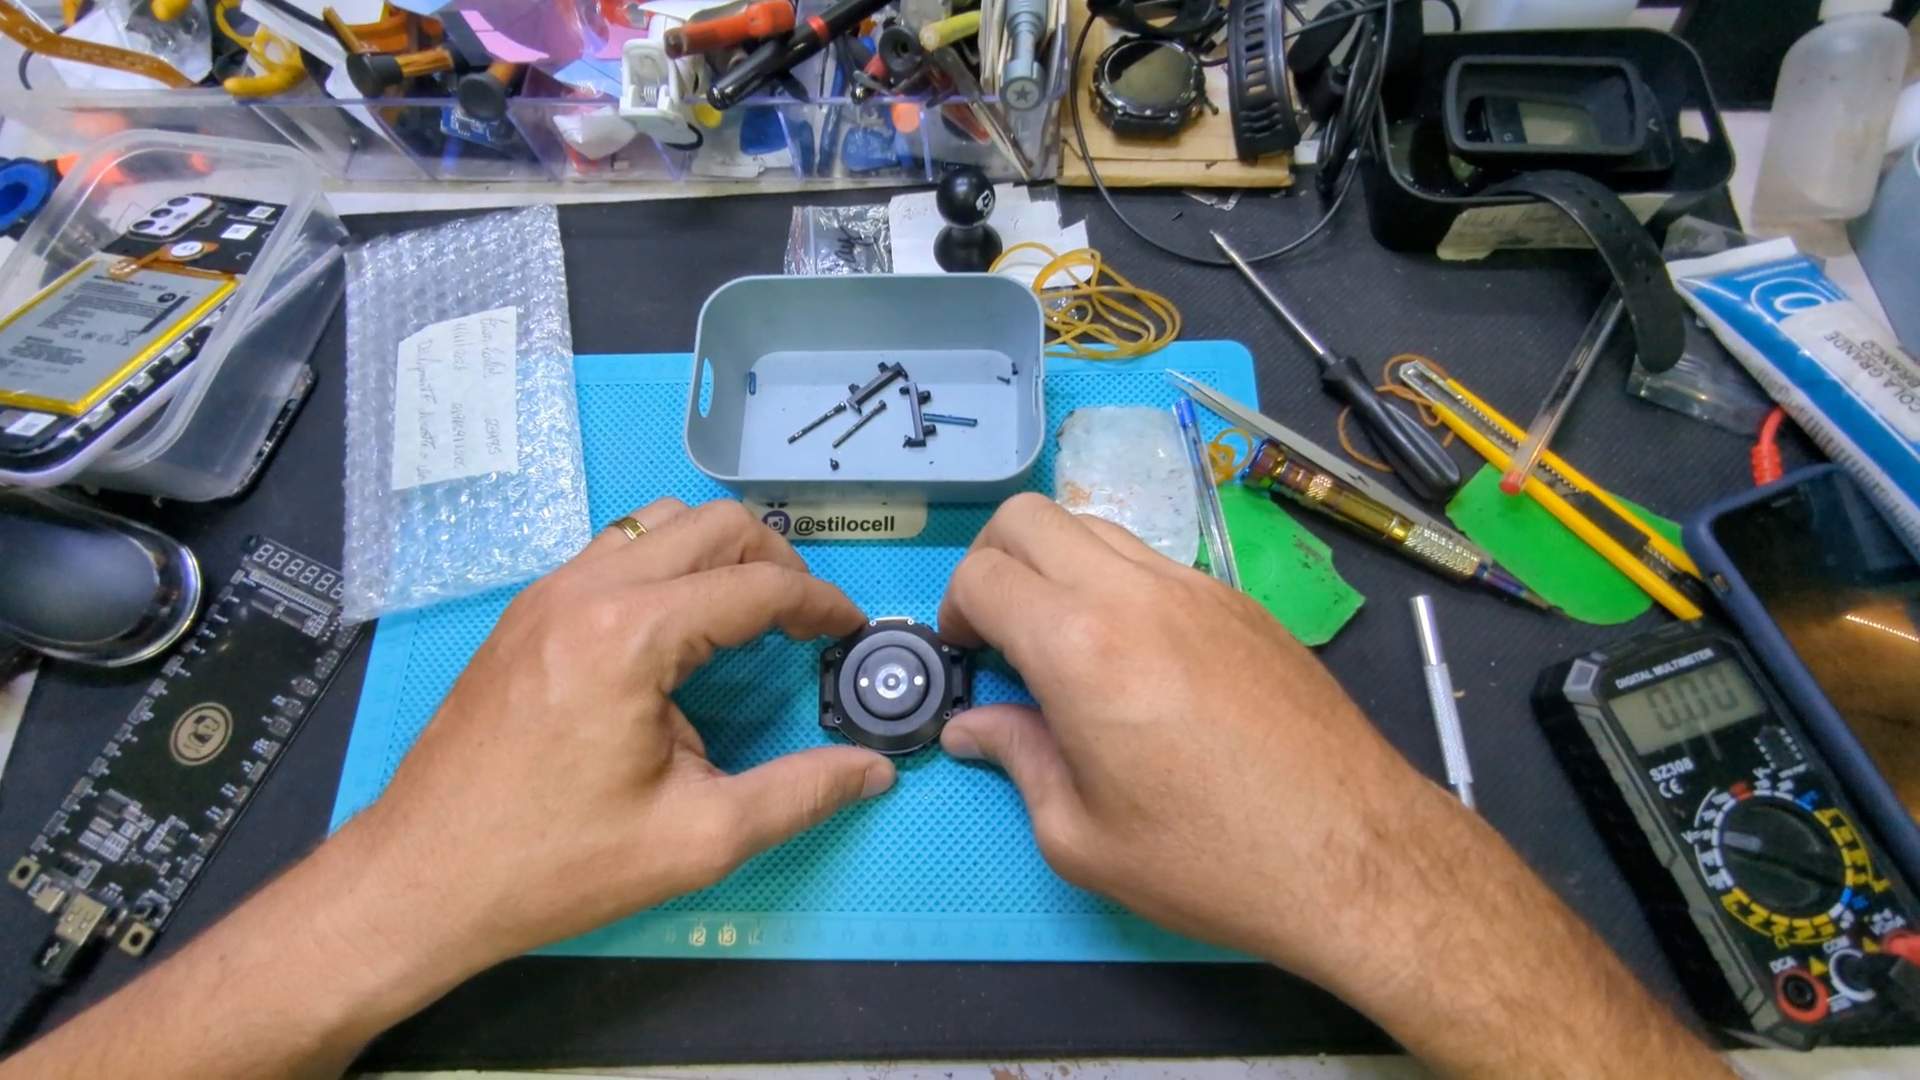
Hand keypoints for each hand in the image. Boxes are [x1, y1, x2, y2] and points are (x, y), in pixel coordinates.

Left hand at [342, 497, 895, 967]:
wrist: (415, 882)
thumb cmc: (558, 863)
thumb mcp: (699, 839)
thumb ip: (802, 794)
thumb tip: (875, 771)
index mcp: (633, 635)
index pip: (758, 586)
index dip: (820, 602)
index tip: (849, 629)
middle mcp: (591, 589)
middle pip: (716, 524)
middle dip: (779, 560)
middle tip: (804, 616)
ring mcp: (552, 590)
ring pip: (664, 521)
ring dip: (723, 550)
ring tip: (750, 605)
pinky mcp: (530, 607)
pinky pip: (621, 546)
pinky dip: (673, 560)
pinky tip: (681, 619)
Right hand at [935, 494, 1419, 977]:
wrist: (1358, 857)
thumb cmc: (1208, 858)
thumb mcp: (1080, 835)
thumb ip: (1015, 759)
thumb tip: (972, 729)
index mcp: (1079, 646)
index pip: (983, 576)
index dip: (954, 609)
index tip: (967, 653)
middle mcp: (1131, 592)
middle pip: (1028, 516)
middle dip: (991, 557)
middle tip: (997, 623)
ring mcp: (1192, 584)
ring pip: (1091, 525)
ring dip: (1053, 562)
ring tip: (1062, 633)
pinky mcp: (1234, 598)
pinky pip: (1149, 557)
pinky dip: (1111, 580)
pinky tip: (1132, 648)